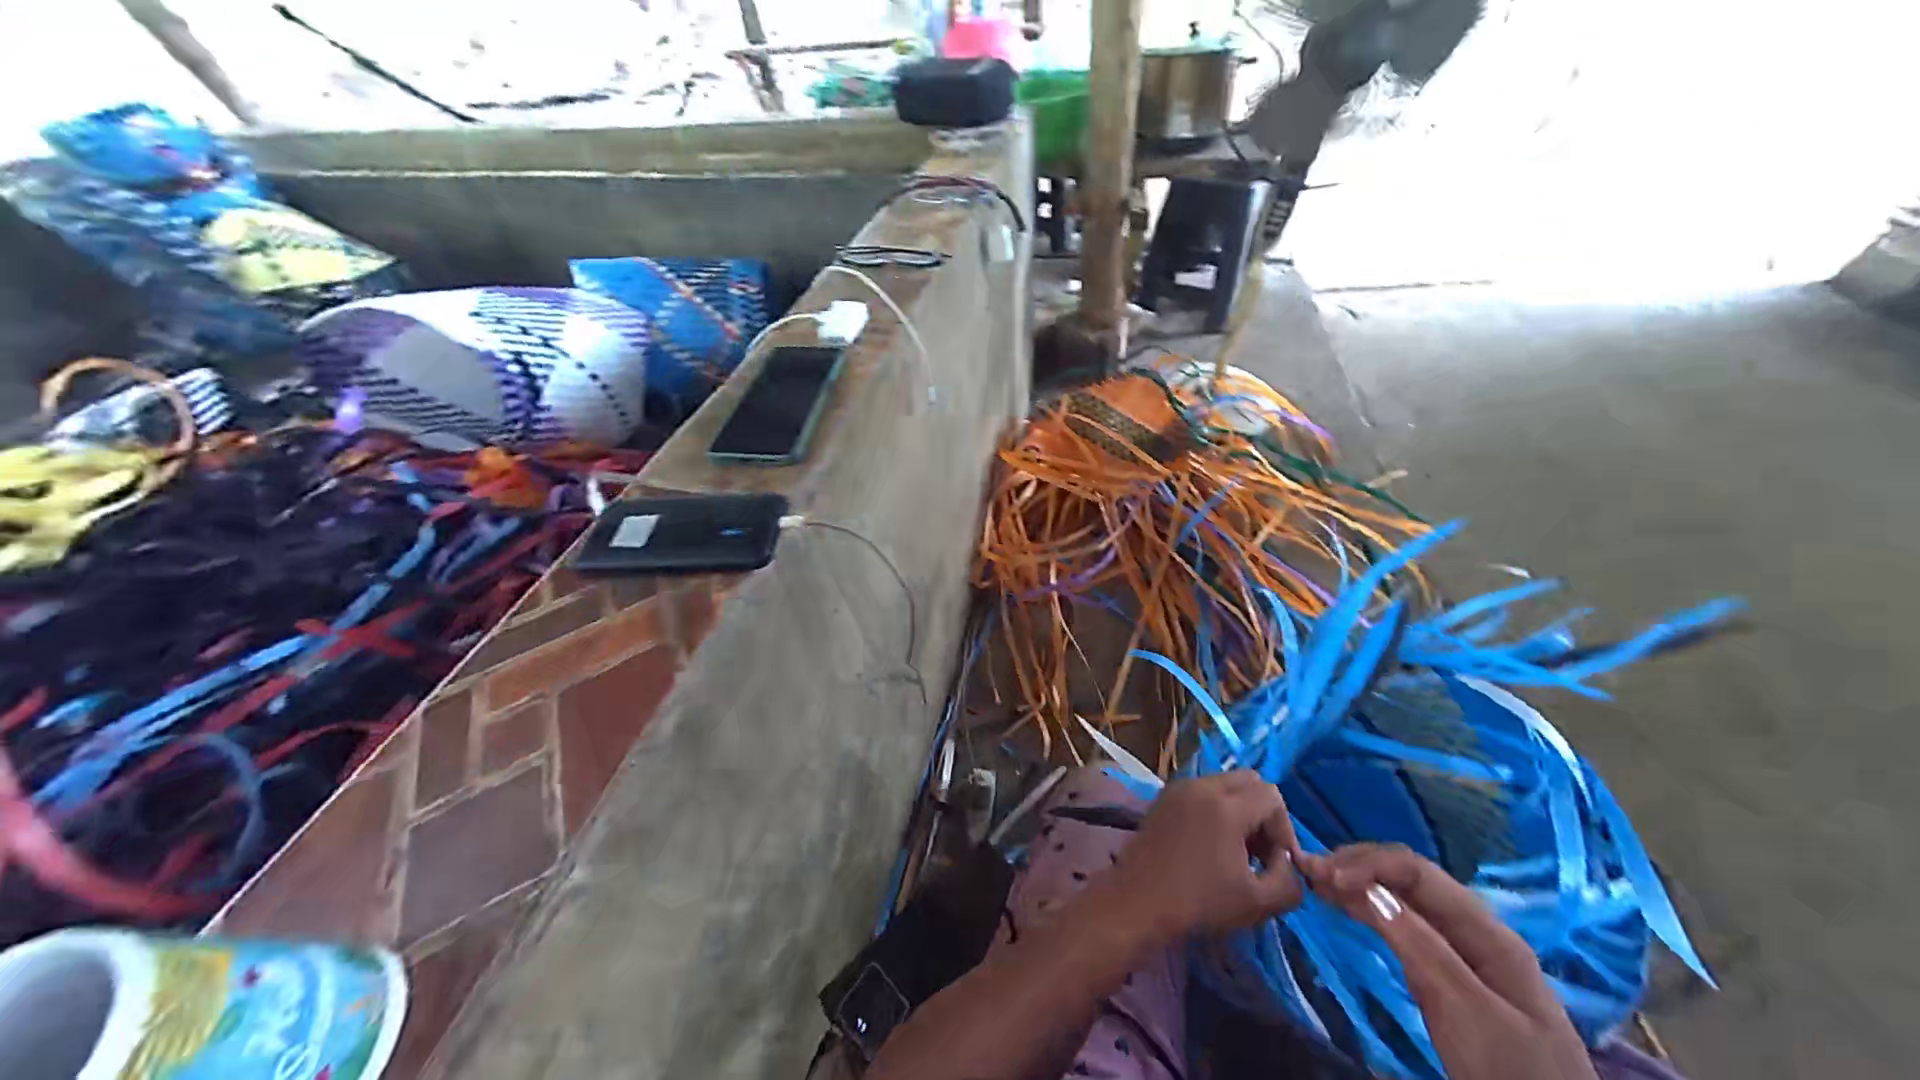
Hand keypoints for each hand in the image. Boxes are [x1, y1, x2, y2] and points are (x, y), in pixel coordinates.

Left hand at [1097, 771, 1304, 944]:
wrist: (1138, 902)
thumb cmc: (1199, 902)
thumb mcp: (1259, 903)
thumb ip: (1290, 881)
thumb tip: (1286, 862)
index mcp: (1225, 805)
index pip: (1272, 796)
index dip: (1283, 829)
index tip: (1276, 863)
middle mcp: (1201, 785)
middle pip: (1249, 780)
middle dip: (1263, 813)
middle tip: (1259, 852)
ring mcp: (1177, 788)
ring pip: (1223, 784)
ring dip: (1239, 810)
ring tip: (1234, 852)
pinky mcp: (1162, 798)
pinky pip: (1200, 791)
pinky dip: (1213, 809)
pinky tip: (1208, 845)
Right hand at [1298, 844, 1599, 1079]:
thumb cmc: (1510, 1072)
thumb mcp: (1465, 1011)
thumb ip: (1420, 946)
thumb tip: (1367, 888)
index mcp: (1487, 931)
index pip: (1418, 871)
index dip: (1367, 864)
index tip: (1322, 877)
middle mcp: (1476, 930)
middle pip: (1410, 878)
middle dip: (1357, 866)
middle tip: (1307, 871)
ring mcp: (1465, 952)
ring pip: (1404, 899)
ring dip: (1358, 883)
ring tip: (1315, 881)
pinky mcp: (1452, 974)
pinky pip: (1405, 924)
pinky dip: (1369, 907)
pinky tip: (1345, 905)